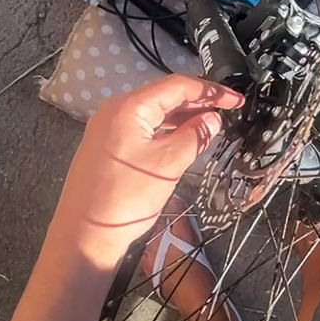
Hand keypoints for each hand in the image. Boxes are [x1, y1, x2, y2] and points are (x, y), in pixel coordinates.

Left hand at [50, 75, 242, 268]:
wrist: (84, 234)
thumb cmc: (127, 197)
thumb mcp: (168, 164)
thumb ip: (194, 136)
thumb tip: (212, 120)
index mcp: (129, 107)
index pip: (176, 86)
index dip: (210, 91)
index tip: (235, 100)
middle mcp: (115, 110)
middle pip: (163, 96)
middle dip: (197, 101)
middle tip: (228, 109)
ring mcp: (108, 128)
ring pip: (152, 113)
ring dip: (182, 116)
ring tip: (211, 124)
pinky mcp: (106, 146)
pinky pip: (142, 128)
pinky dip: (165, 130)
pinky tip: (182, 138)